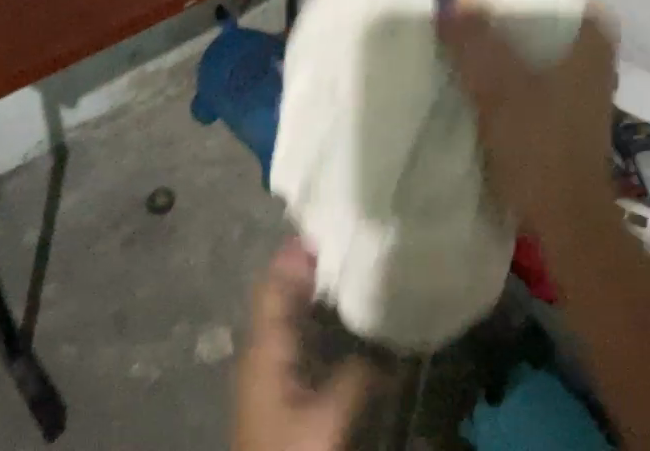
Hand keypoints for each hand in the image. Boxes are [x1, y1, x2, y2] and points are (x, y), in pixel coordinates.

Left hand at [233, 239, 374, 450]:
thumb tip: (387, 353)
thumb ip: (356, 380)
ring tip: (353, 271)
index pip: (273, 285)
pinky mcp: (280, 388)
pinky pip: (297, 338)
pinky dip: (317, 320)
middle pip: (281, 295)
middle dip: (311, 269)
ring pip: (289, 316)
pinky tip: (345, 321)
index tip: (328, 228)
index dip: (295, 255)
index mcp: (264, 348)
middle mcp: (261, 349)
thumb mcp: (328, 421)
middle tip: (351, 244)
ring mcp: (268, 369)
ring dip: (315, 293)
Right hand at [437, 9, 618, 229]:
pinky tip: (468, 56)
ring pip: (532, 39)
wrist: (564, 219)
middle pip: (543, 7)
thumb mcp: (500, 86)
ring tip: (456, 11)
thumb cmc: (542, 144)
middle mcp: (591, 52)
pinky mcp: (559, 107)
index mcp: (592, 36)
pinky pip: (526, 66)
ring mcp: (576, 81)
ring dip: (499, 30)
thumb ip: (474, 38)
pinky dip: (501, 58)